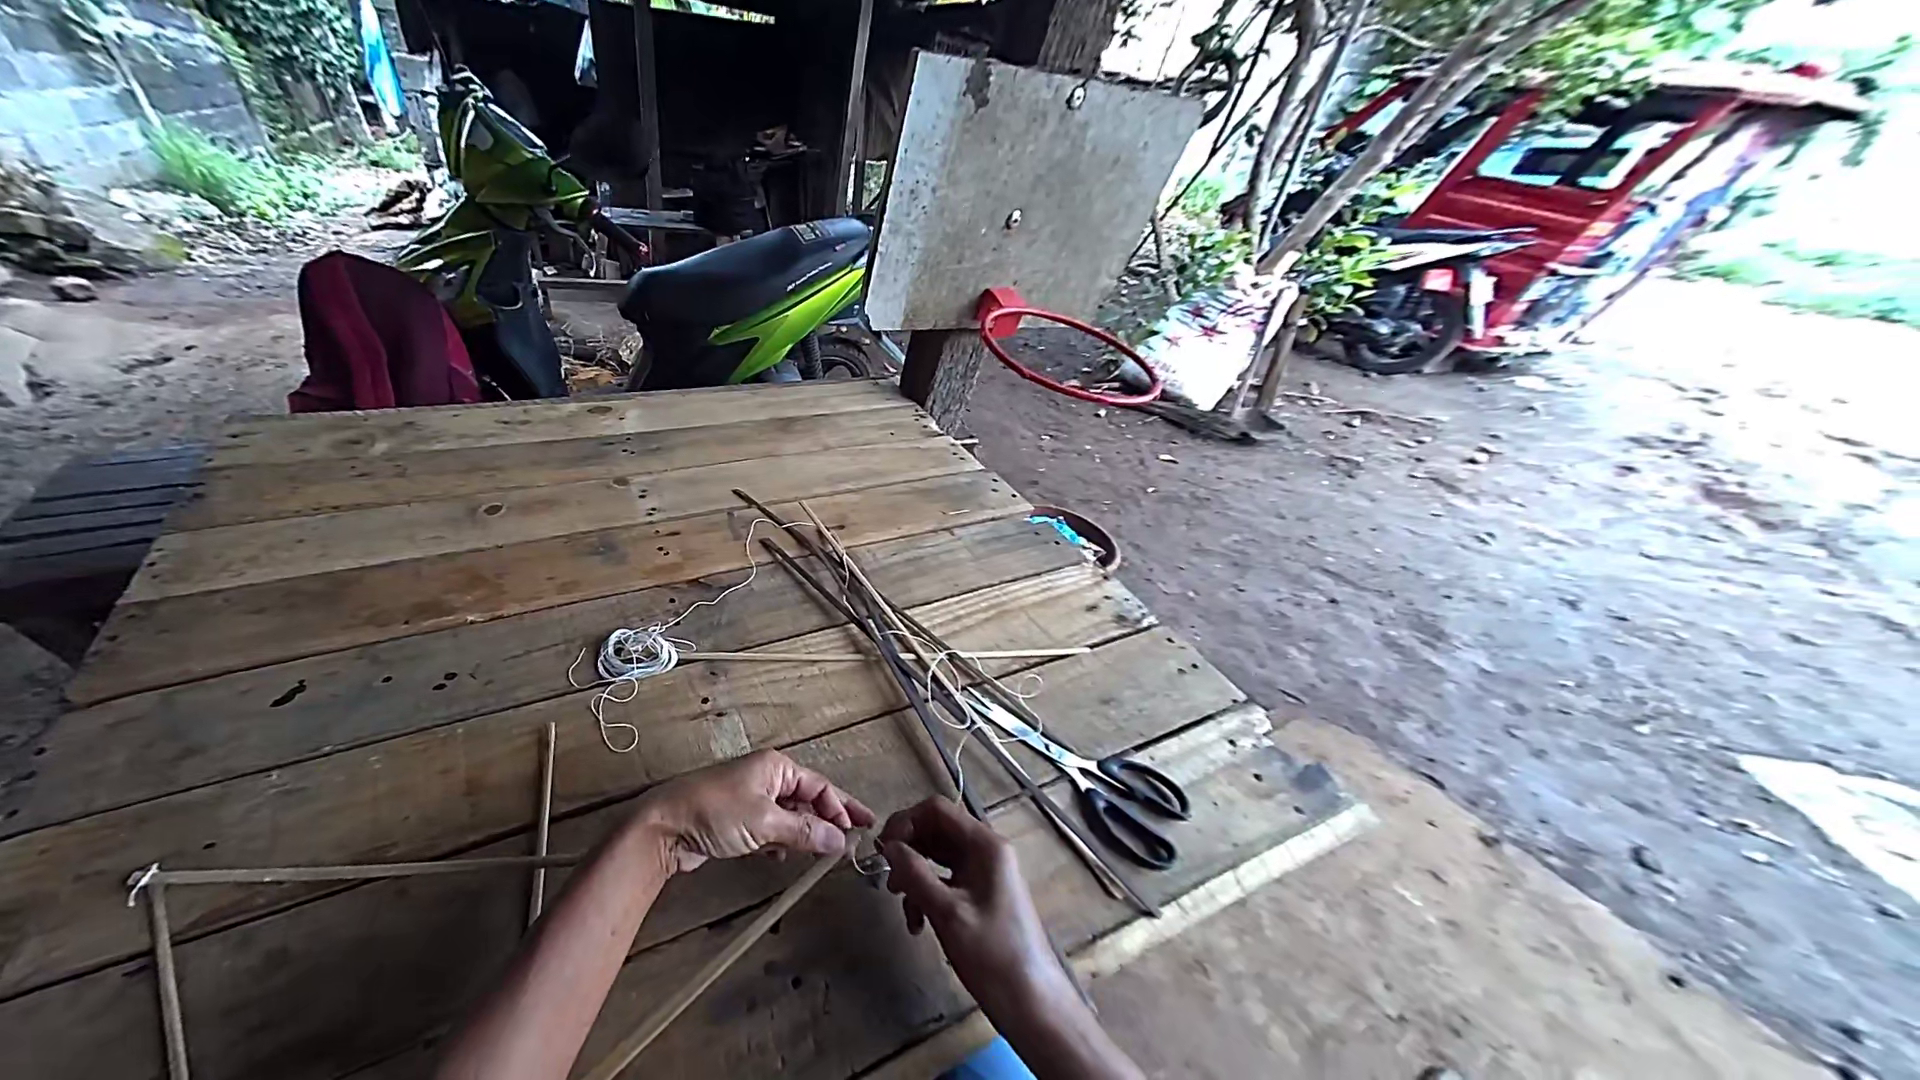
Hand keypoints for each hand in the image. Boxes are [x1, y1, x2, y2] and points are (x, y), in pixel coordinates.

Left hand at [632, 749, 874, 873]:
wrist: (662, 827)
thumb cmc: (714, 812)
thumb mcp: (765, 822)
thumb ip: (805, 831)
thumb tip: (839, 841)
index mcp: (776, 767)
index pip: (819, 786)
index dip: (840, 808)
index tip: (858, 828)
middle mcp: (766, 777)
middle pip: (807, 798)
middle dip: (830, 816)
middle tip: (858, 830)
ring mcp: (750, 798)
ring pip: (789, 815)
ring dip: (805, 831)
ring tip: (824, 849)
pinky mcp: (736, 820)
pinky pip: (771, 828)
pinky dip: (782, 841)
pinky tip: (784, 856)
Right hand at [879, 798, 1073, 1014]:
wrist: (1032, 1001)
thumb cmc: (992, 954)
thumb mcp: (948, 913)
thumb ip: (915, 874)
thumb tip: (889, 846)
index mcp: (985, 844)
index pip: (938, 810)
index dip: (906, 821)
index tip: (883, 849)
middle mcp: (986, 849)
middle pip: (937, 831)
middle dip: (908, 850)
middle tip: (887, 878)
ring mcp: (984, 871)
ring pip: (938, 856)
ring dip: (915, 875)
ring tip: (900, 904)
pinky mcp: (980, 893)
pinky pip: (947, 879)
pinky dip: (928, 894)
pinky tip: (917, 923)